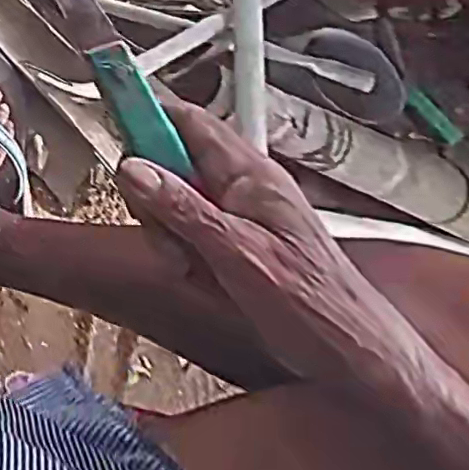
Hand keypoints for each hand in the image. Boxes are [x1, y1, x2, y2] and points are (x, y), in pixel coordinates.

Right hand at [115, 95, 437, 396]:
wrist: (355, 362)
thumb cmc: (321, 308)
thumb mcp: (241, 255)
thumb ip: (183, 208)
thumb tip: (135, 168)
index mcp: (248, 173)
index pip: (186, 119)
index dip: (147, 110)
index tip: (113, 107)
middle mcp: (235, 185)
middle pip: (164, 162)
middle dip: (151, 197)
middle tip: (163, 229)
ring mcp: (227, 213)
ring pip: (165, 202)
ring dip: (164, 234)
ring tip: (192, 265)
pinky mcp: (222, 240)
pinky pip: (176, 233)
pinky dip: (177, 255)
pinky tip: (202, 278)